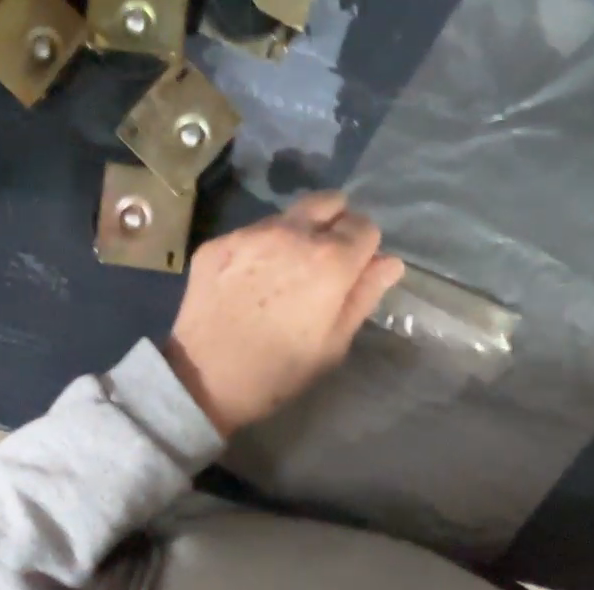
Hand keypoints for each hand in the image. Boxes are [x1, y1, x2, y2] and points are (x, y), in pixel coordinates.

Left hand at [165, 192, 404, 435]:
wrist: (203, 382)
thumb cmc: (276, 373)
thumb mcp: (332, 345)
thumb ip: (363, 296)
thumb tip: (390, 262)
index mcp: (330, 259)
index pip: (365, 226)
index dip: (362, 250)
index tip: (349, 273)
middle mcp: (291, 233)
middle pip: (328, 203)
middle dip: (332, 226)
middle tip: (319, 264)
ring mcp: (249, 235)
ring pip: (286, 217)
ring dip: (292, 235)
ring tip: (278, 277)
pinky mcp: (216, 244)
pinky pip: (249, 235)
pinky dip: (255, 251)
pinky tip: (245, 285)